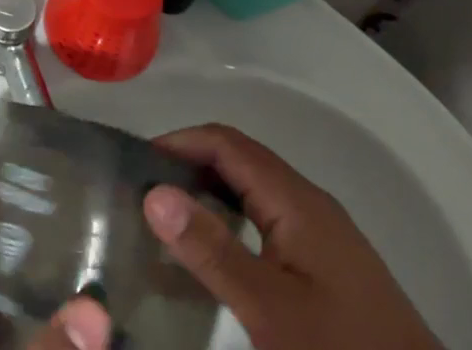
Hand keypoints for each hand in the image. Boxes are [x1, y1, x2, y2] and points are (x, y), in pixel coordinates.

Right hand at [145, 125, 442, 349]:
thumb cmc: (340, 348)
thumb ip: (212, 249)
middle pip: (238, 161)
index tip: (132, 164)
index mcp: (296, 201)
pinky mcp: (322, 262)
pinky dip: (226, 222)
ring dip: (204, 193)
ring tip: (161, 220)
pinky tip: (206, 256)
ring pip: (250, 191)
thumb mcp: (269, 306)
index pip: (226, 143)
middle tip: (137, 193)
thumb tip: (154, 192)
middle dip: (186, 165)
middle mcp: (308, 204)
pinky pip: (263, 221)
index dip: (177, 142)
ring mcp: (318, 233)